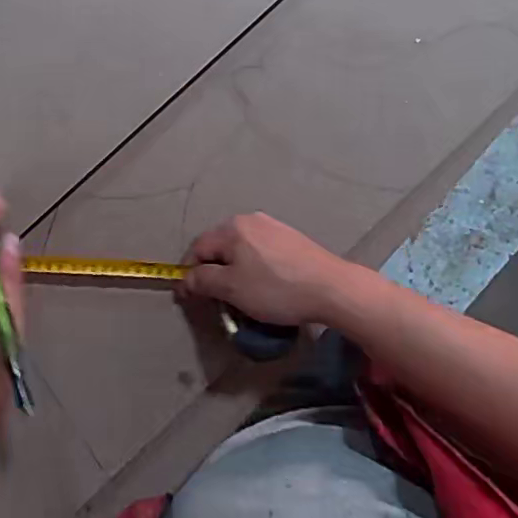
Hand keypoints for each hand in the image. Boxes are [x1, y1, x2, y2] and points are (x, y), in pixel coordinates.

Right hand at [176, 212, 362, 326]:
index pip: (197, 248)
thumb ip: (203, 281)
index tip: (188, 296)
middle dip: (213, 270)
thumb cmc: (276, 289)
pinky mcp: (290, 236)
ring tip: (243, 293)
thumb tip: (185, 279)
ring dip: (235, 269)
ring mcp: (272, 225)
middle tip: (218, 298)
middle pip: (219, 245)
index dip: (189, 272)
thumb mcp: (233, 289)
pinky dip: (255, 266)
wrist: (332, 287)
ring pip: (241, 248)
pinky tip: (267, 283)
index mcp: (231, 228)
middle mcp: (248, 219)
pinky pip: (260, 250)